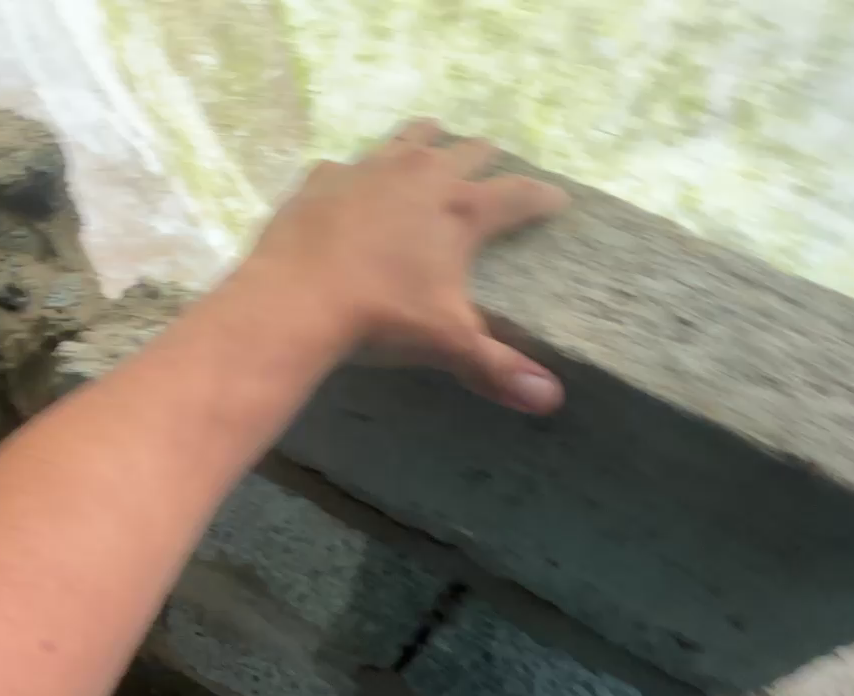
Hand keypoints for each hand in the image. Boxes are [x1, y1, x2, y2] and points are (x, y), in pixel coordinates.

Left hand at [234, 119, 570, 414]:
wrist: (295, 300)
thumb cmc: (380, 318)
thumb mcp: (444, 341)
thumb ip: (496, 366)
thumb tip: (550, 399)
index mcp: (461, 211)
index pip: (519, 195)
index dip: (542, 198)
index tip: (558, 201)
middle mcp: (420, 176)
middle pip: (468, 152)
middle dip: (486, 160)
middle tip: (492, 168)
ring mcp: (367, 170)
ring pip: (409, 138)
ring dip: (426, 141)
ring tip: (433, 144)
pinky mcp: (321, 180)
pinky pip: (346, 165)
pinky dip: (356, 174)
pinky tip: (351, 187)